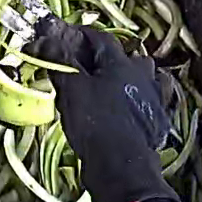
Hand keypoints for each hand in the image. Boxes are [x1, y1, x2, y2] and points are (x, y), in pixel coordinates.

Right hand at [30, 20, 172, 201]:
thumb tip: (43, 40)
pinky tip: (127, 106)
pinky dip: (139, 99)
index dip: (81, 35)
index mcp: (122, 63)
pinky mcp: (158, 120)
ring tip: (109, 85)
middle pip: (126, 56)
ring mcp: (155, 97)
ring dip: (128, 76)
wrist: (120, 166)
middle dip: (107, 57)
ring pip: (144, 76)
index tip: (65, 37)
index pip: (100, 38)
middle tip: (87, 65)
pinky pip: (150, 100)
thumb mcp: (71, 89)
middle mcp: (143, 75)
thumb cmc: (94, 123)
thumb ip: (59, 62)